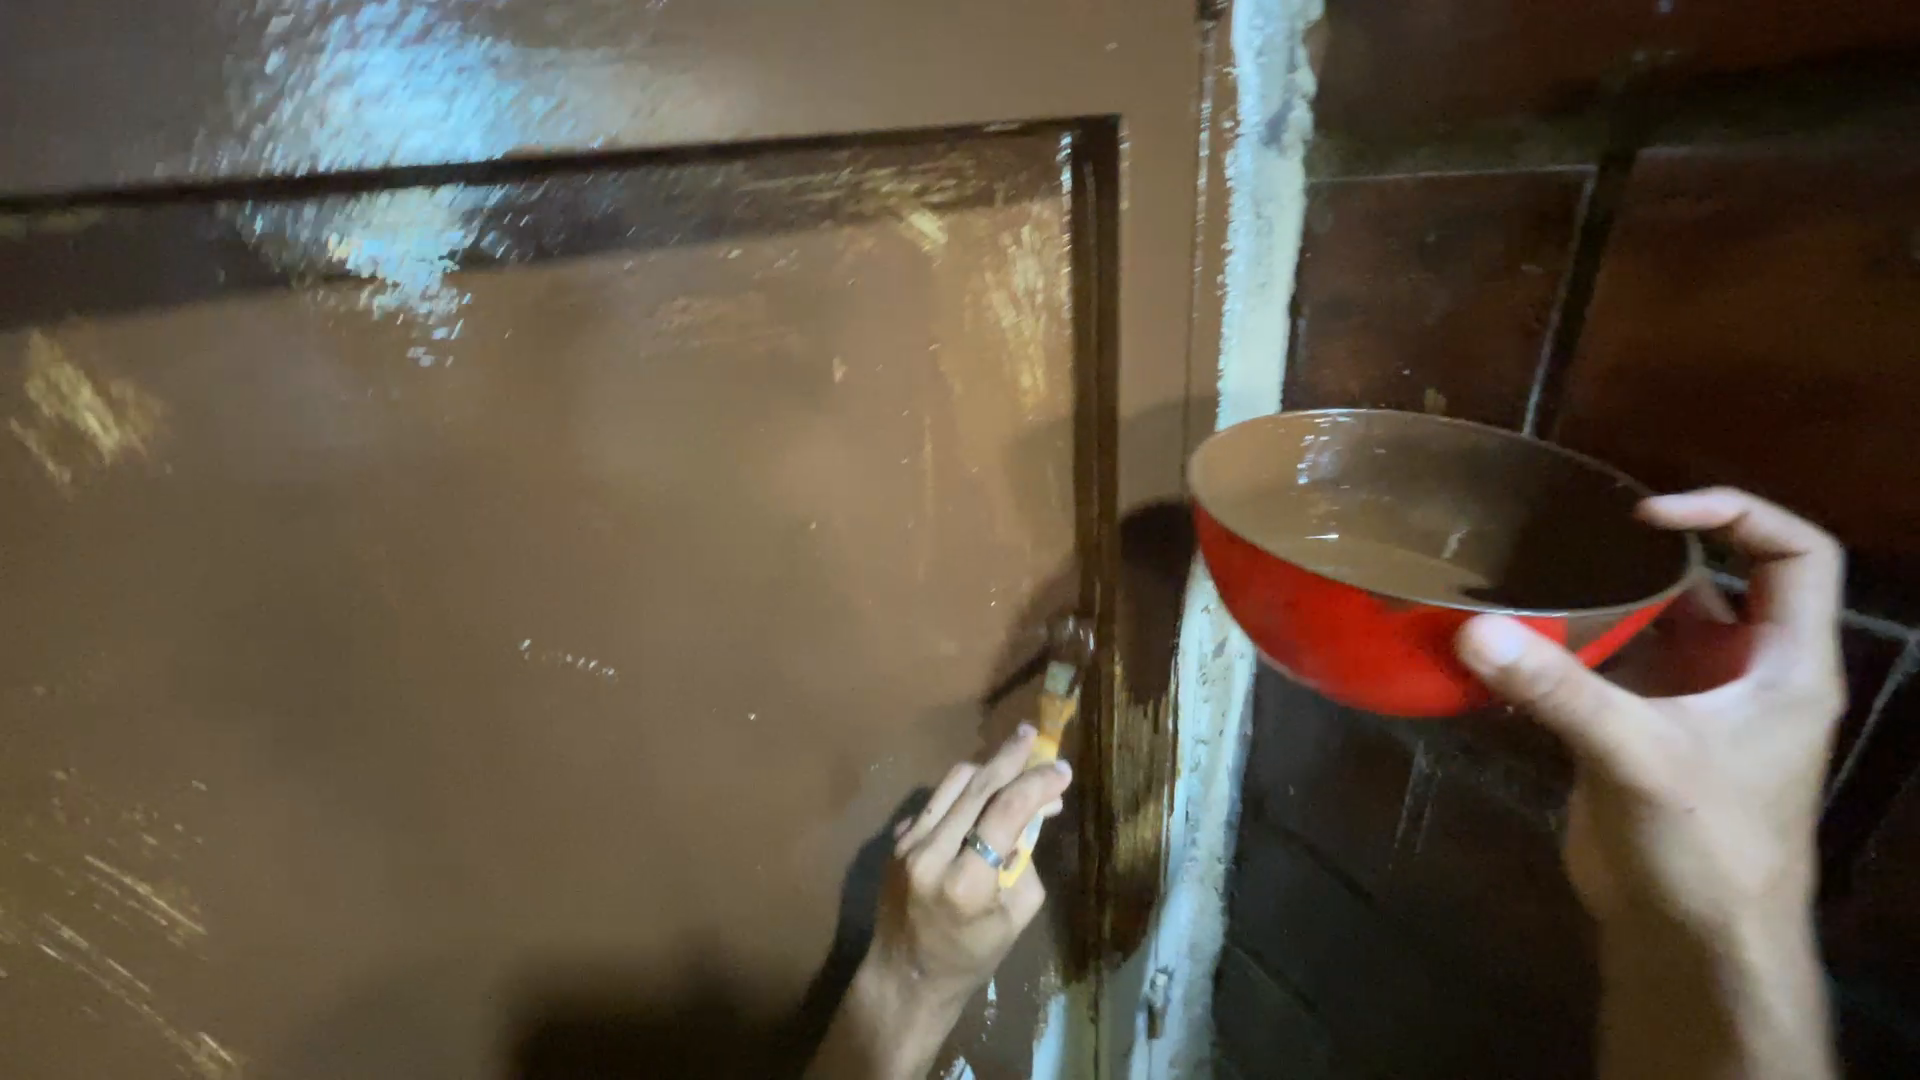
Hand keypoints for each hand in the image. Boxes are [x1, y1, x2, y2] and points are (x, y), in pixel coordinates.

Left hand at [806, 726, 1071, 1079]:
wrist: (903, 978)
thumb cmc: (969, 958)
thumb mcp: (1015, 918)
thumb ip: (1025, 859)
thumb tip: (1037, 809)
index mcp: (966, 883)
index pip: (1006, 812)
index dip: (1037, 784)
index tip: (1061, 770)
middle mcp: (931, 853)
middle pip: (977, 786)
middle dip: (1010, 758)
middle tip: (1033, 735)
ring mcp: (907, 843)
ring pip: (952, 783)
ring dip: (986, 768)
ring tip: (1013, 759)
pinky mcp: (896, 839)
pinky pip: (936, 801)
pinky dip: (963, 792)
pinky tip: (982, 796)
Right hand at [1455, 487, 1842, 1079]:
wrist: (1687, 931)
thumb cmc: (1705, 843)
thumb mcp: (1639, 756)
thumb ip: (1560, 689)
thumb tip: (1473, 629)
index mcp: (1782, 665)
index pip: (1796, 556)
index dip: (1733, 514)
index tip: (1643, 514)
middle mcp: (1735, 671)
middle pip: (1705, 582)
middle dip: (1638, 554)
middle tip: (1557, 537)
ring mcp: (1681, 700)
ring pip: (1643, 623)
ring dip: (1588, 600)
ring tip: (1520, 575)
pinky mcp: (1629, 726)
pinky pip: (1596, 664)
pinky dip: (1554, 646)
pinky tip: (1504, 643)